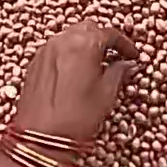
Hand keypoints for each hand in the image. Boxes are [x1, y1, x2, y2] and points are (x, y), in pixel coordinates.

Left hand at [9, 22, 137, 150]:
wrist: (40, 138)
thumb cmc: (75, 117)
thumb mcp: (106, 94)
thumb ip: (118, 73)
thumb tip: (127, 65)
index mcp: (83, 44)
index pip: (109, 33)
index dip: (124, 44)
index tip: (132, 55)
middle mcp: (62, 41)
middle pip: (87, 29)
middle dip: (103, 39)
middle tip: (115, 55)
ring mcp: (45, 51)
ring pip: (69, 37)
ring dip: (84, 44)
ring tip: (97, 64)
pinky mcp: (34, 64)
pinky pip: (55, 49)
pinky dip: (68, 53)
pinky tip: (76, 71)